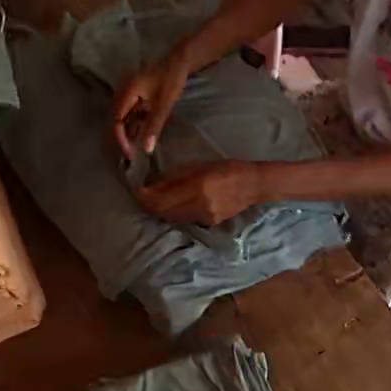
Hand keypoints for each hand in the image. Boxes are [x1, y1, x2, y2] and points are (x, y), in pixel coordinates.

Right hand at [112, 61, 189, 158]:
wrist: (181, 60)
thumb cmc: (171, 79)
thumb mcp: (164, 104)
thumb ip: (154, 125)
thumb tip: (146, 149)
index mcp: (127, 93)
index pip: (117, 120)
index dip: (121, 138)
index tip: (129, 153)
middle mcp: (125, 93)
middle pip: (118, 120)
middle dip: (123, 138)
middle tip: (131, 155)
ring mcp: (132, 94)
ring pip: (126, 118)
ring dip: (130, 132)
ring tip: (136, 150)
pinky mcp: (139, 96)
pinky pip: (134, 114)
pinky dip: (137, 125)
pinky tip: (143, 136)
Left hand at [135, 160, 263, 225]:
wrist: (253, 185)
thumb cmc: (226, 168)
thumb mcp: (198, 166)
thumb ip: (174, 177)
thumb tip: (151, 185)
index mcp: (197, 186)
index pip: (160, 199)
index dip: (144, 197)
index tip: (137, 190)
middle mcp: (199, 205)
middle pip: (162, 212)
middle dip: (148, 205)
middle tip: (142, 195)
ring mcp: (204, 217)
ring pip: (171, 218)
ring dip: (160, 210)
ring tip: (155, 199)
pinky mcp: (208, 224)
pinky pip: (183, 220)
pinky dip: (174, 213)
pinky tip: (173, 205)